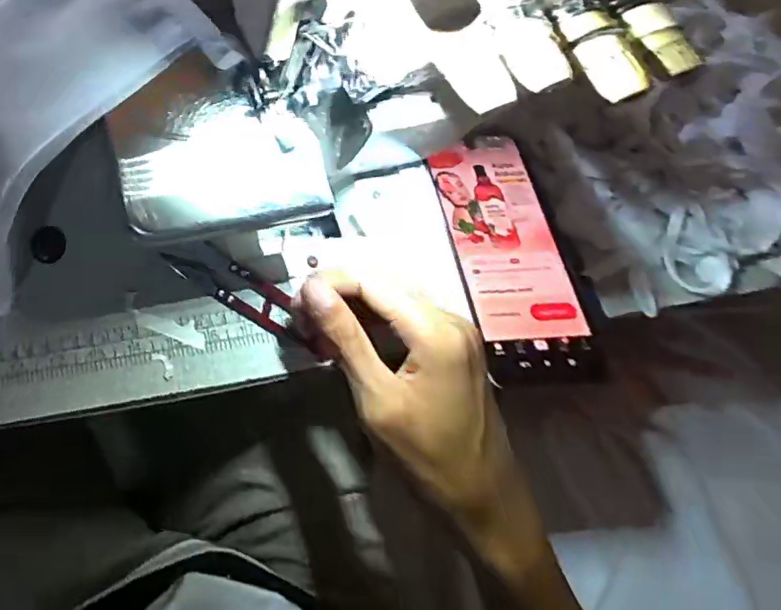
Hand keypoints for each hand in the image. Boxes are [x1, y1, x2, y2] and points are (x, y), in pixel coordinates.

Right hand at [298, 269, 510, 521]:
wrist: (486, 500)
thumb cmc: (428, 457)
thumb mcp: (377, 399)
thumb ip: (345, 337)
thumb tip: (312, 288)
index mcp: (435, 328)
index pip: (369, 280)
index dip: (326, 283)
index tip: (294, 304)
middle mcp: (449, 316)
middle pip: (380, 282)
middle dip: (336, 292)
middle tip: (301, 316)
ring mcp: (454, 327)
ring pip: (390, 294)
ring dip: (351, 303)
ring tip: (317, 323)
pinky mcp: (452, 340)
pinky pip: (404, 312)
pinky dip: (371, 317)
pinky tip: (347, 332)